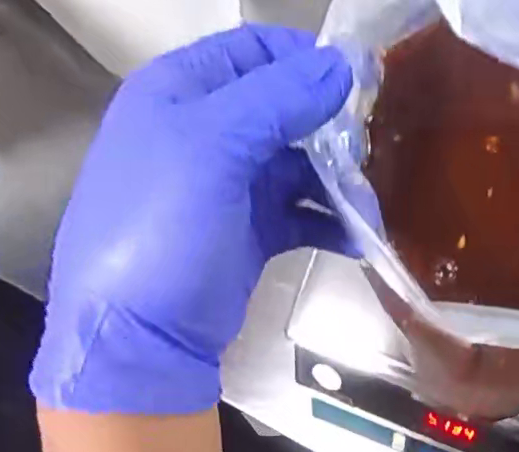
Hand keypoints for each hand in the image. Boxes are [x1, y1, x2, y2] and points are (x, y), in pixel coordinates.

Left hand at [31, 25, 351, 413]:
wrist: (141, 331)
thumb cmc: (163, 228)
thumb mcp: (213, 149)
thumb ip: (275, 102)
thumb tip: (341, 65)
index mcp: (182, 93)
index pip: (252, 53)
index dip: (306, 60)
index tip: (363, 80)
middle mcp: (207, 135)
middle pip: (283, 113)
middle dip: (332, 130)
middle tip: (377, 151)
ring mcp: (230, 191)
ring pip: (297, 171)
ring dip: (338, 185)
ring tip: (371, 208)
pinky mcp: (249, 237)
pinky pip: (299, 219)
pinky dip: (328, 225)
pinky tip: (358, 240)